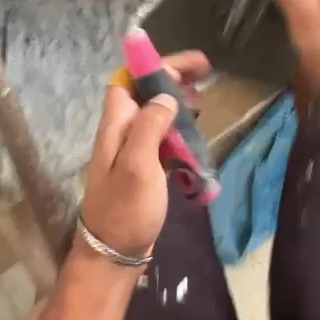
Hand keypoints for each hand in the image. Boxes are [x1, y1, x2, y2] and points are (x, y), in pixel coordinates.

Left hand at [78, 51, 210, 262]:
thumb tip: (166, 95)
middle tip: (206, 76)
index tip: (189, 65)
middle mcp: (122, 130)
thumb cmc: (124, 209)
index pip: (131, 77)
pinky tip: (196, 138)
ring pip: (157, 113)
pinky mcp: (145, 168)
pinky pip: (164, 138)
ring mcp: (133, 150)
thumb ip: (149, 126)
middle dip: (174, 79)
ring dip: (179, 104)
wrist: (113, 255)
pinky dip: (180, 132)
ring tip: (203, 102)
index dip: (155, 64)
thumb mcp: (137, 165)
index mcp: (117, 123)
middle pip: (147, 91)